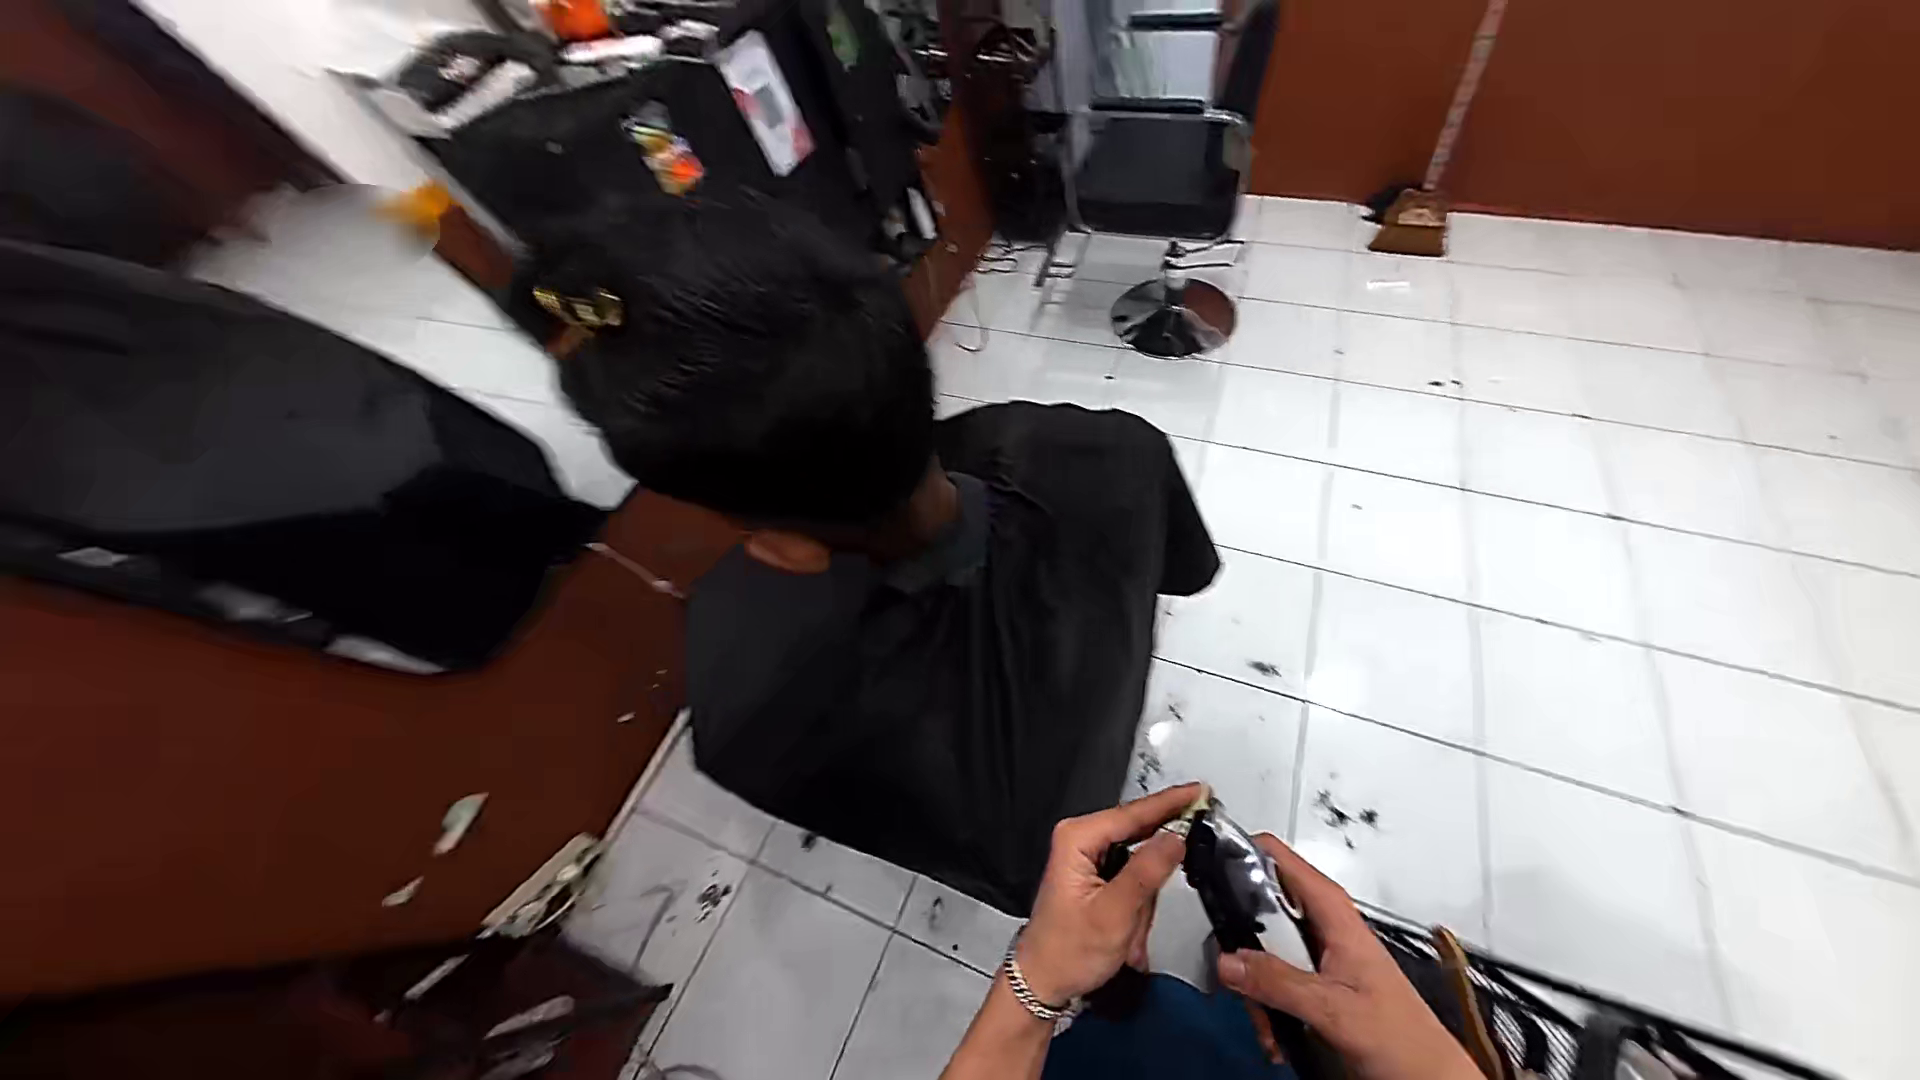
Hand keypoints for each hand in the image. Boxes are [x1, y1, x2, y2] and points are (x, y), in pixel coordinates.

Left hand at [1012, 783, 1201, 1003]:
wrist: (1044, 980)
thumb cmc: (1070, 950)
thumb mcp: (1115, 914)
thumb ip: (1147, 872)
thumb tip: (1176, 836)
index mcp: (1078, 836)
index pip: (1132, 812)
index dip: (1169, 802)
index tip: (1199, 790)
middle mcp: (1080, 836)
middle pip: (1137, 835)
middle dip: (1152, 878)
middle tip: (1152, 907)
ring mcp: (1087, 852)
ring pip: (1139, 861)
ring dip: (1143, 901)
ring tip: (1129, 934)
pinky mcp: (1095, 869)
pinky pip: (1131, 876)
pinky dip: (1138, 904)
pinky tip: (1129, 931)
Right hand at [1217, 834, 1482, 1079]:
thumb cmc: (1402, 1039)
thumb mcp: (1336, 1009)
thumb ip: (1278, 981)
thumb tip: (1224, 958)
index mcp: (1327, 906)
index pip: (1272, 853)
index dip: (1236, 851)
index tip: (1205, 870)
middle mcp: (1316, 918)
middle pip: (1255, 901)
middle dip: (1239, 938)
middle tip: (1232, 968)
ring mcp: (1312, 947)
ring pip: (1258, 942)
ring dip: (1251, 979)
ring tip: (1263, 1020)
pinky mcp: (1309, 975)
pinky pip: (1268, 971)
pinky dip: (1263, 998)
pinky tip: (1273, 1031)